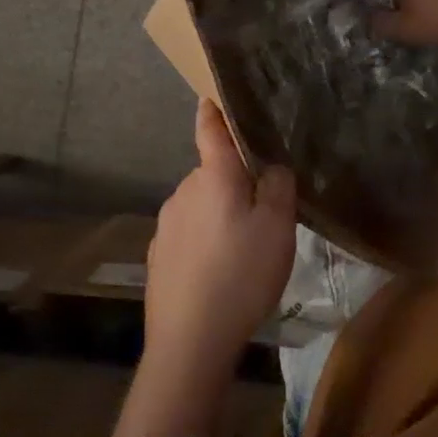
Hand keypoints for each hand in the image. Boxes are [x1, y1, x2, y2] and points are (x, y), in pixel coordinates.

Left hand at [142, 101, 296, 359]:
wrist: (189, 342)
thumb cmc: (240, 274)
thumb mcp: (279, 226)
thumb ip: (280, 185)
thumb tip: (272, 167)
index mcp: (213, 176)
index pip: (210, 130)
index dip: (214, 110)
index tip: (213, 94)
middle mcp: (183, 192)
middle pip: (214, 173)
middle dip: (236, 181)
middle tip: (266, 208)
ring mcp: (166, 226)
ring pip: (202, 204)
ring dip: (221, 213)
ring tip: (246, 246)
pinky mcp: (158, 258)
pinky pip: (189, 234)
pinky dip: (206, 241)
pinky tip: (221, 270)